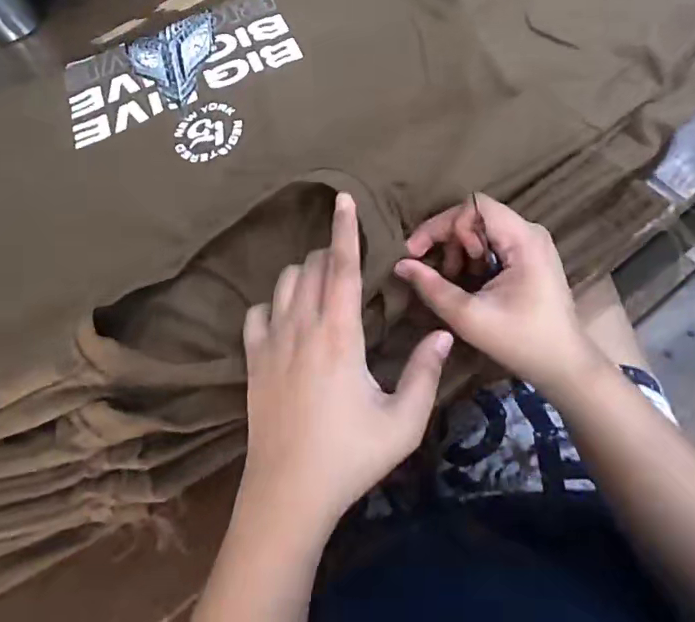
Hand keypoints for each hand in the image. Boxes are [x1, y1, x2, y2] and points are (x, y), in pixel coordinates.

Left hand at [238, 193, 452, 532]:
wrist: (288, 496)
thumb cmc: (350, 457)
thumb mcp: (403, 422)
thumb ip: (425, 373)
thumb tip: (442, 333)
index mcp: (339, 335)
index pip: (340, 266)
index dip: (344, 229)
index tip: (343, 199)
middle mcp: (301, 328)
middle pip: (310, 267)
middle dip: (329, 253)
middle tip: (349, 263)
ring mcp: (271, 343)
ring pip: (282, 283)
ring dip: (303, 273)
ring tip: (322, 286)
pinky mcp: (252, 362)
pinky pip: (256, 313)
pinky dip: (272, 304)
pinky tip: (287, 318)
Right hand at [394, 194, 605, 394]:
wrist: (565, 367)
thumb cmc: (522, 342)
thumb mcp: (470, 318)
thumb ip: (433, 287)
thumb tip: (401, 264)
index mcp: (523, 239)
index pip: (473, 206)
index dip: (442, 224)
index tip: (418, 252)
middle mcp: (530, 232)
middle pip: (477, 214)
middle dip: (449, 238)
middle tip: (437, 271)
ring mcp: (532, 243)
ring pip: (483, 228)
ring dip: (460, 249)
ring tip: (453, 280)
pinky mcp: (530, 256)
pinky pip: (493, 242)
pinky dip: (473, 257)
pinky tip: (469, 282)